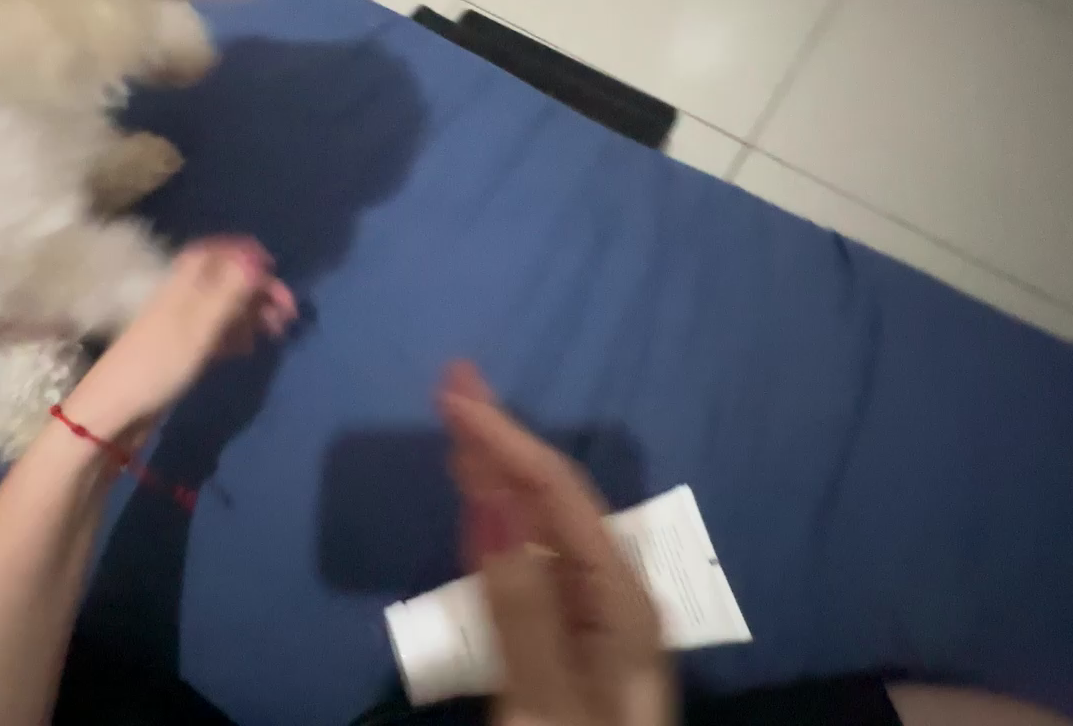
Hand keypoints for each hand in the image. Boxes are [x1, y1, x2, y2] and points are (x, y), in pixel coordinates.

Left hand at [65, 237, 295, 438]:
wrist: (114, 412)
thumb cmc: (159, 364)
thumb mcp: (200, 325)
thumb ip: (230, 291)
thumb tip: (257, 260)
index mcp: (184, 283)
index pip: (214, 251)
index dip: (243, 253)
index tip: (274, 267)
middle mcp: (183, 298)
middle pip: (225, 280)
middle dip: (258, 289)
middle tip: (288, 311)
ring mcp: (181, 326)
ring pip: (224, 308)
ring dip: (252, 313)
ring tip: (278, 331)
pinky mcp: (181, 352)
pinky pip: (217, 334)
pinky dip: (236, 335)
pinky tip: (250, 348)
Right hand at [438, 362, 674, 725]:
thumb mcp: (550, 711)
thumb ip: (525, 608)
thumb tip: (499, 504)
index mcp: (620, 603)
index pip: (555, 495)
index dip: (503, 437)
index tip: (452, 391)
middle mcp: (605, 596)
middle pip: (546, 497)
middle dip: (499, 437)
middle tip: (455, 380)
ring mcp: (578, 619)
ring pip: (530, 524)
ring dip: (492, 469)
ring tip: (461, 422)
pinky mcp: (551, 642)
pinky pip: (518, 564)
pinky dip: (489, 522)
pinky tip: (478, 502)